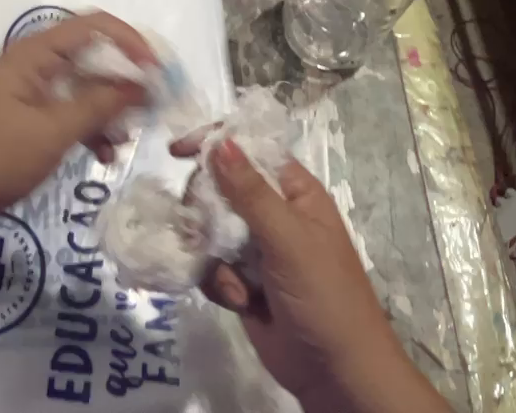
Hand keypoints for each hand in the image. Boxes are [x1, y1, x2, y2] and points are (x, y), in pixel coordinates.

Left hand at [0, 11, 152, 227]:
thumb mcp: (52, 132)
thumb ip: (99, 104)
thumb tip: (142, 82)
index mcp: (34, 54)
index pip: (93, 25)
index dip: (130, 41)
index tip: (157, 72)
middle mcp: (31, 64)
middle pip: (90, 55)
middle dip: (123, 79)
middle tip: (151, 108)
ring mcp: (26, 91)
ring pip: (81, 86)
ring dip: (107, 108)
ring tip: (126, 139)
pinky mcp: (23, 118)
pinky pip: (66, 111)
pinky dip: (87, 127)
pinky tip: (103, 156)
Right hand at [182, 138, 448, 412]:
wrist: (337, 375)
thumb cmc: (324, 295)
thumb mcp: (289, 238)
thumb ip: (250, 191)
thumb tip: (220, 141)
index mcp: (294, 191)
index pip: (250, 150)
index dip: (215, 144)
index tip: (178, 152)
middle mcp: (274, 213)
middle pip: (221, 188)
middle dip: (207, 210)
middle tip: (204, 228)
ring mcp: (256, 248)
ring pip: (210, 229)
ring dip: (213, 254)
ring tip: (234, 279)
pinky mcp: (242, 282)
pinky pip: (211, 266)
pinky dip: (219, 282)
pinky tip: (240, 302)